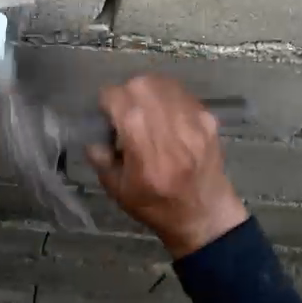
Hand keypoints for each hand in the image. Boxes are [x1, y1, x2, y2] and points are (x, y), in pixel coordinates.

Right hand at [86, 75, 248, 258]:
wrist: (207, 219)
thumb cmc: (157, 207)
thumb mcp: (119, 191)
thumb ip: (100, 159)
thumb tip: (92, 135)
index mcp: (145, 150)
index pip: (119, 100)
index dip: (107, 101)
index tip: (106, 112)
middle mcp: (170, 131)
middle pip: (140, 85)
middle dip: (127, 92)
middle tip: (125, 108)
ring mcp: (193, 123)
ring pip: (162, 83)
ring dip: (148, 90)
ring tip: (146, 107)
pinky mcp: (209, 121)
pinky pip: (182, 93)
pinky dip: (169, 96)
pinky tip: (167, 113)